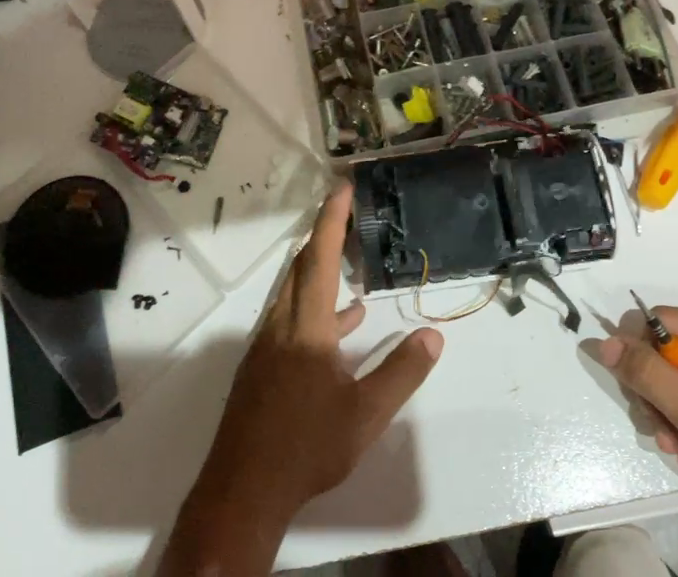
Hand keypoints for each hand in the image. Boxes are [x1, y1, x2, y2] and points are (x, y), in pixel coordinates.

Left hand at [194, 182, 443, 517]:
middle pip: (300, 269)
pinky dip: (315, 311)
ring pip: (292, 295)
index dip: (331, 221)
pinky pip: (289, 321)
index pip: (319, 260)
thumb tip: (433, 335)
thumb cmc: (307, 446)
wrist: (244, 490)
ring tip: (352, 270)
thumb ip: (402, 372)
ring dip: (319, 275)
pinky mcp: (261, 369)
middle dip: (323, 238)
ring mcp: (266, 348)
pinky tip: (340, 328)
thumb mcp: (367, 414)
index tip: (341, 188)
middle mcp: (280, 327)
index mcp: (305, 328)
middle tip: (348, 217)